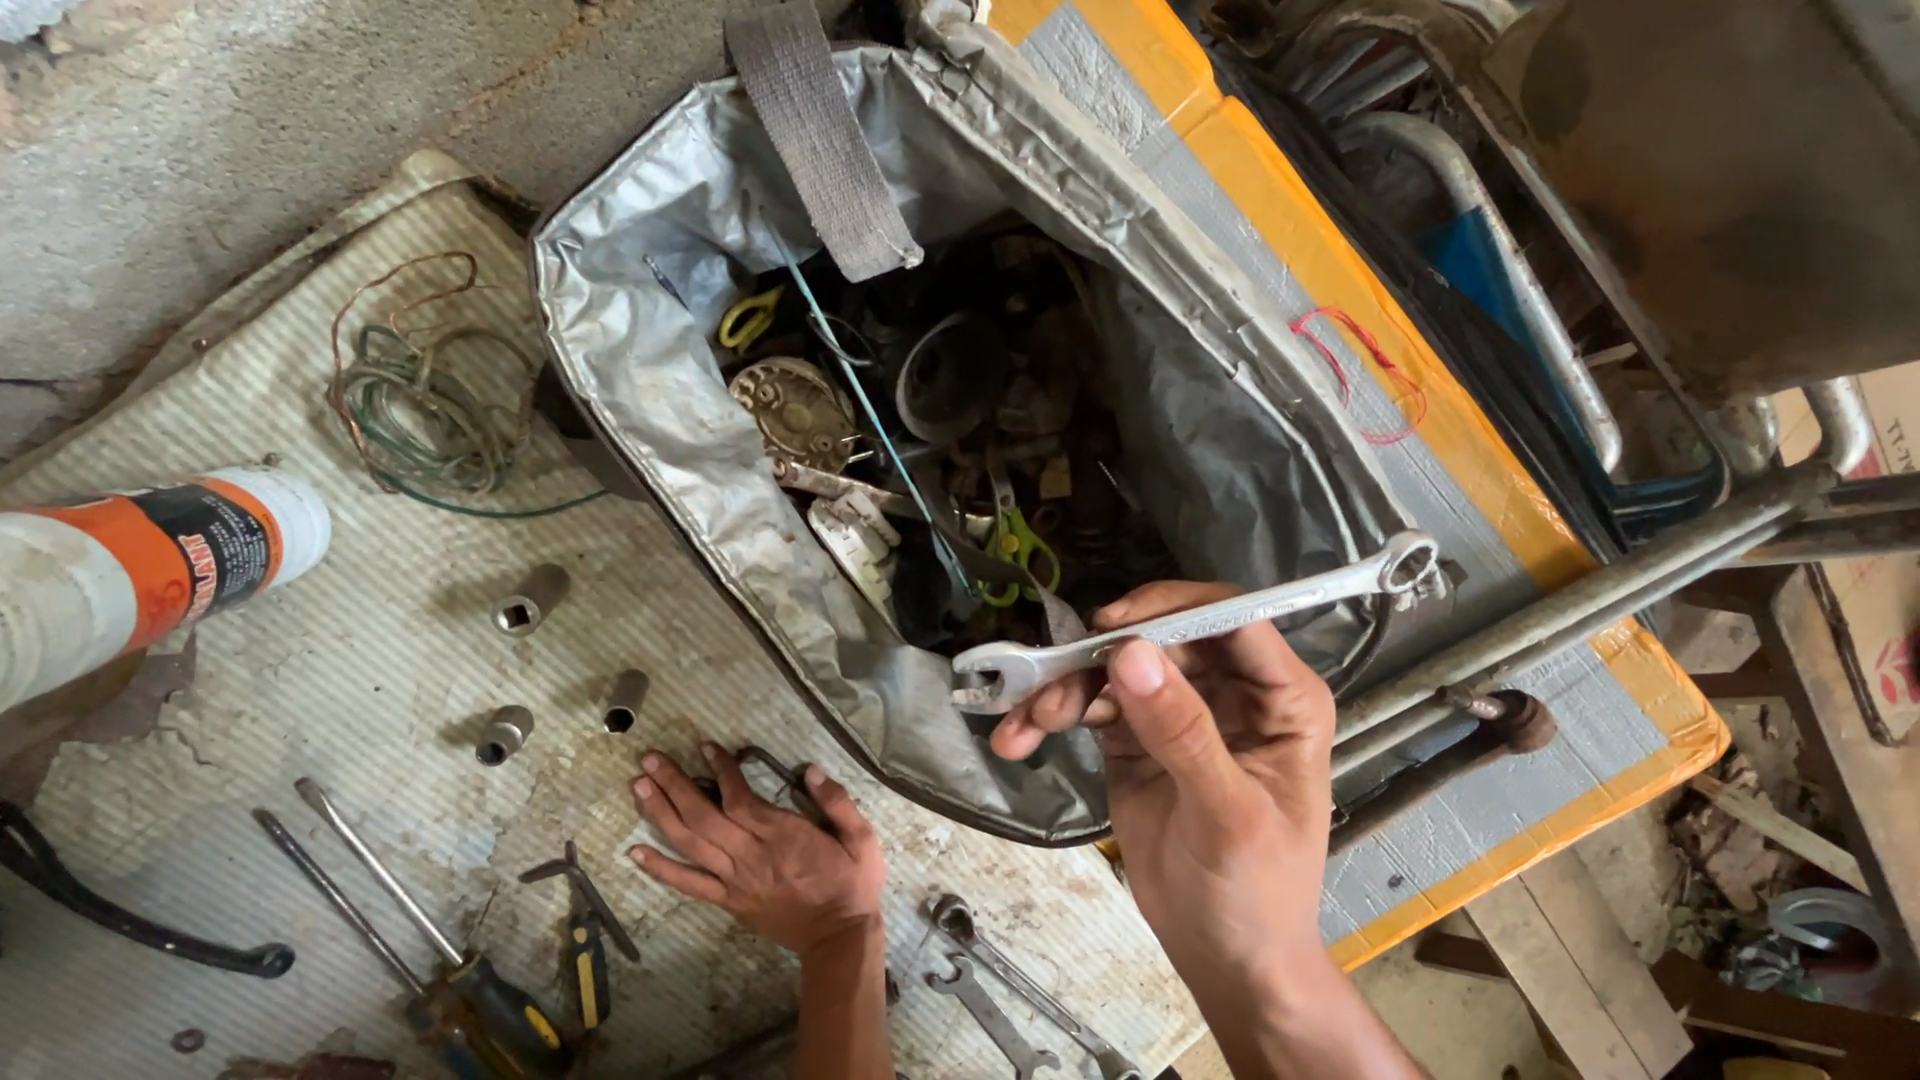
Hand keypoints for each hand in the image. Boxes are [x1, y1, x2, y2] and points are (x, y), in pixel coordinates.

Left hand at [628, 744, 885, 957]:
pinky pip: (689, 884)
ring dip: (661, 814)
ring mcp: (735, 880)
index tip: (704, 746)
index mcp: (782, 835)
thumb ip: (837, 801)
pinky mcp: (730, 901)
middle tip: (650, 759)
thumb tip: (809, 770)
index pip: (739, 798)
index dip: (719, 771)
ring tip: (639, 786)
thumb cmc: (852, 883)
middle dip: (674, 784)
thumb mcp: (861, 837)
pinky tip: (635, 853)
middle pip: (703, 816)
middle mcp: (750, 855)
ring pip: (690, 844)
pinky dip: (660, 869)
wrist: (839, 938)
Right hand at [990, 582, 1338, 996]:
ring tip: (1029, 722)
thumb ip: (1183, 733)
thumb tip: (1131, 653)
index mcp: (1279, 697)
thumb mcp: (1227, 815)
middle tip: (1050, 681)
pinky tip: (1021, 736)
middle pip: (1160, 636)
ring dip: (1066, 686)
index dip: (1172, 609)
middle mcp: (1229, 689)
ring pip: (1117, 666)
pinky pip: (1092, 703)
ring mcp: (1178, 710)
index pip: (1230, 619)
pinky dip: (1055, 713)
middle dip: (1101, 656)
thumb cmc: (1255, 891)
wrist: (1224, 957)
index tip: (1110, 629)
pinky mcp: (1136, 735)